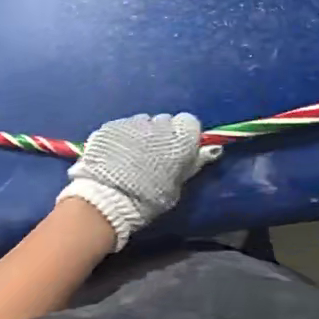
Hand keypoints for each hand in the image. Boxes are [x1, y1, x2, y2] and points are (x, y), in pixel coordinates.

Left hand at [60, 113, 212, 248]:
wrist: (107, 196)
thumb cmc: (148, 197)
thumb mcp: (177, 185)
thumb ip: (192, 164)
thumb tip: (211, 150)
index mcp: (180, 137)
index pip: (190, 123)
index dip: (184, 137)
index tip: (179, 152)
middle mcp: (157, 123)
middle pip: (165, 121)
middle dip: (162, 135)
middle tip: (154, 157)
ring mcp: (131, 122)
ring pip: (142, 123)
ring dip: (141, 134)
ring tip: (131, 157)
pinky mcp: (110, 125)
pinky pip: (122, 127)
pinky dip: (122, 136)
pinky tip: (115, 154)